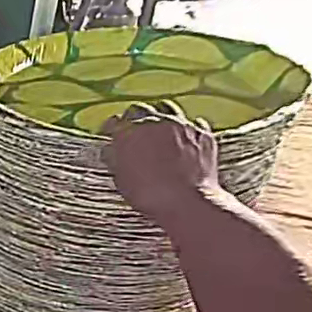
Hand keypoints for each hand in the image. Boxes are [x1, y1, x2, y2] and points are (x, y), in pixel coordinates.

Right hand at [103, 105, 220, 224]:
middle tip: (131, 128)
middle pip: (140, 110)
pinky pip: (193, 123)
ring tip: (157, 125)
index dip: (110, 128)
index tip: (109, 134)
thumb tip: (111, 151)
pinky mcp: (201, 134)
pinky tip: (184, 136)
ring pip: (167, 109)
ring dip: (160, 115)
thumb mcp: (121, 179)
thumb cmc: (151, 194)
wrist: (186, 201)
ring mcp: (181, 126)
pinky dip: (186, 128)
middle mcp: (155, 123)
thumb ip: (115, 159)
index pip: (114, 122)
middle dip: (133, 117)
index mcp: (129, 133)